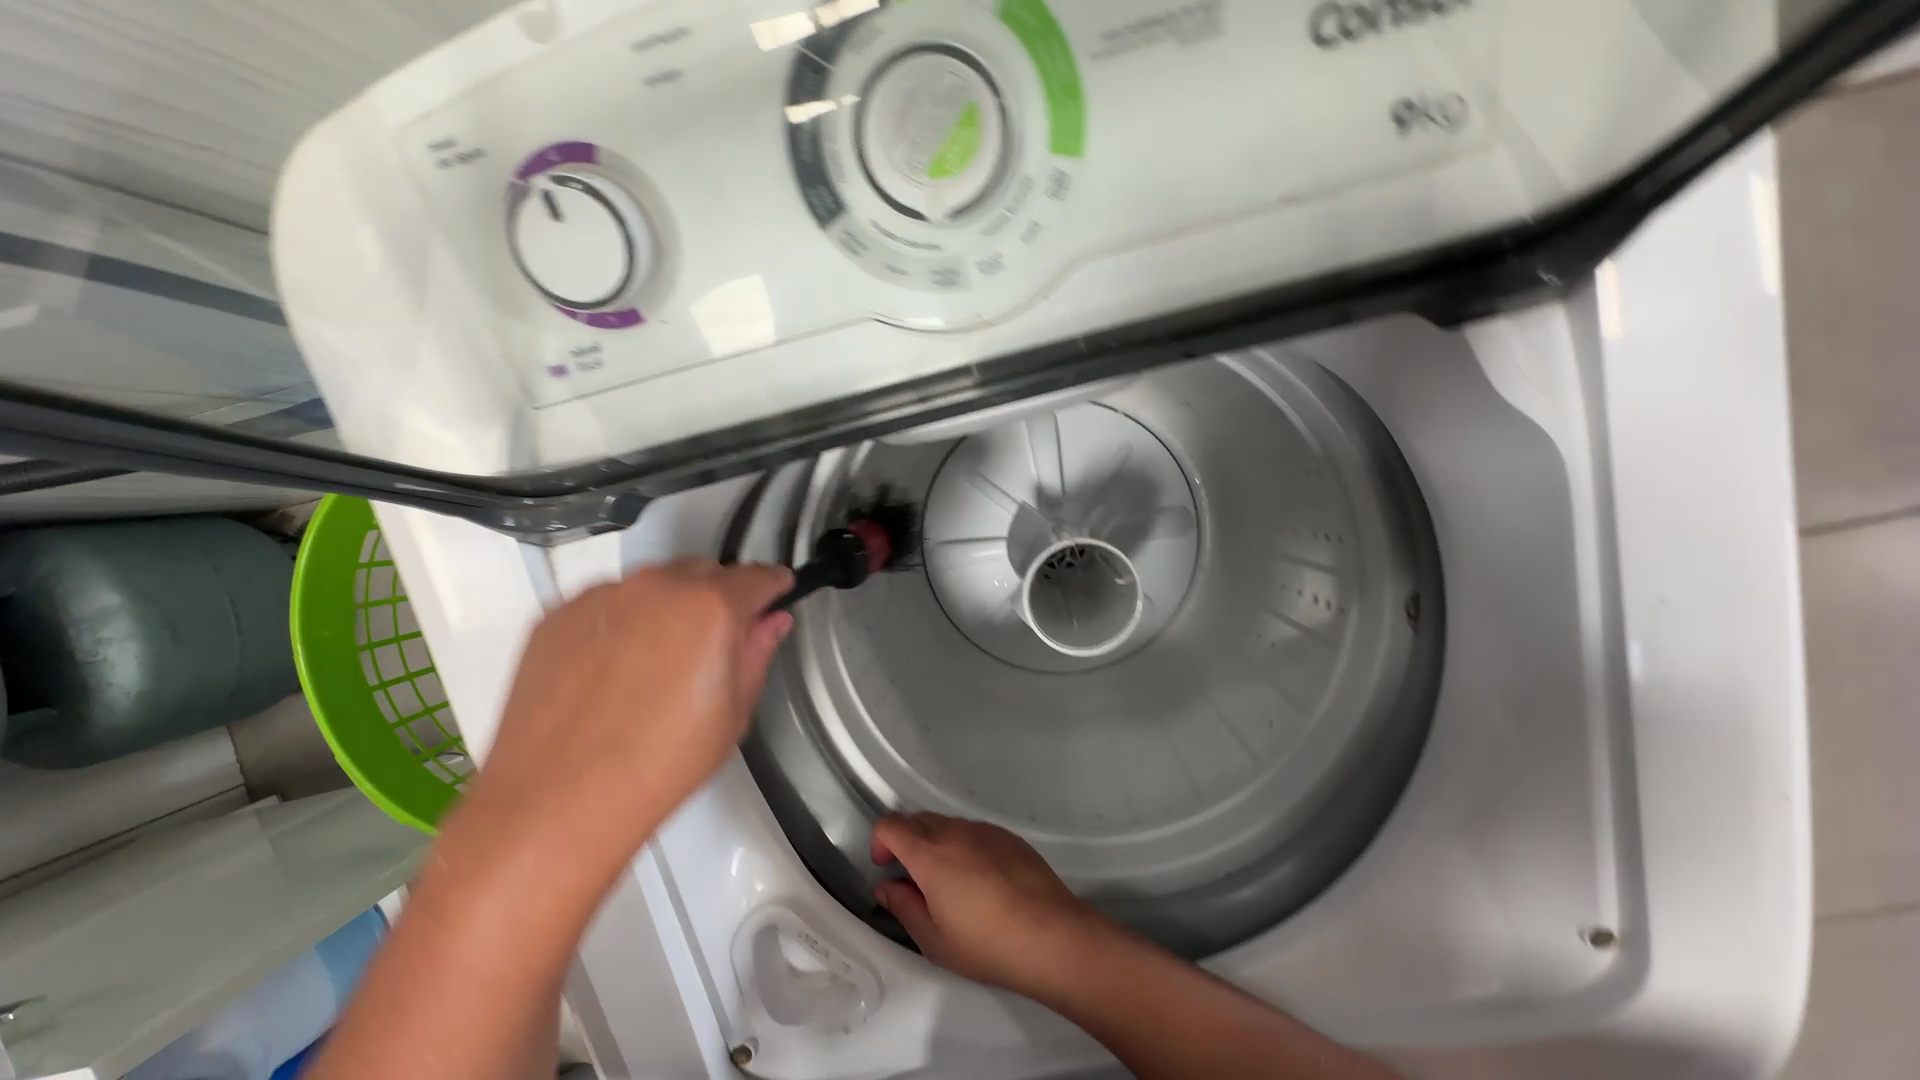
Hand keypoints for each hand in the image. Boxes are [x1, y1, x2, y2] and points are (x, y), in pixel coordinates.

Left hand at [474, 560, 794, 865]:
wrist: (556, 799)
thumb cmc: (656, 766)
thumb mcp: (731, 715)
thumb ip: (756, 655)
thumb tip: (769, 623)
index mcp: (710, 608)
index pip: (756, 577)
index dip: (772, 586)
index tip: (776, 593)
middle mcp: (656, 587)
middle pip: (702, 573)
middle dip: (718, 597)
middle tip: (715, 645)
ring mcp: (601, 597)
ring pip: (652, 585)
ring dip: (667, 607)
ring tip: (659, 664)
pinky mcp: (557, 615)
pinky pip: (605, 604)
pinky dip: (620, 622)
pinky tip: (615, 672)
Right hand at [870, 813, 1111, 998]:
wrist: (1051, 937)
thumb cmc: (986, 944)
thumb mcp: (933, 939)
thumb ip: (903, 906)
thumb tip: (887, 887)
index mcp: (930, 854)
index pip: (891, 825)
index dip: (880, 843)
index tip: (887, 869)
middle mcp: (957, 832)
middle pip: (918, 820)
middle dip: (907, 842)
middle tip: (915, 881)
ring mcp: (987, 831)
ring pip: (949, 825)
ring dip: (937, 844)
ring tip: (951, 884)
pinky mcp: (1011, 838)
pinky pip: (976, 832)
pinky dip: (966, 847)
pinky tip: (982, 882)